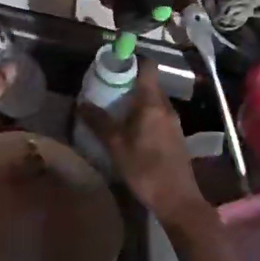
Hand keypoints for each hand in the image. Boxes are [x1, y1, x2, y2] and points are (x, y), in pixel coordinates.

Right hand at [75, 59, 209, 227]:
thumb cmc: (145, 169)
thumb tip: (81, 104)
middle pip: (149, 83)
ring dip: (135, 100)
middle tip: (106, 89)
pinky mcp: (175, 137)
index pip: (148, 67)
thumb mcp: (116, 146)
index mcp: (152, 103)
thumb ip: (99, 122)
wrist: (178, 200)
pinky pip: (157, 115)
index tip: (114, 63)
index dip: (132, 60)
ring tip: (114, 109)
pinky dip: (143, 114)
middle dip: (128, 82)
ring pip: (153, 101)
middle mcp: (166, 107)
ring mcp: (173, 122)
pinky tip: (129, 130)